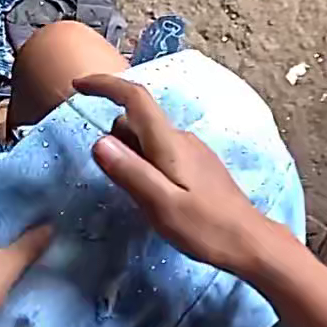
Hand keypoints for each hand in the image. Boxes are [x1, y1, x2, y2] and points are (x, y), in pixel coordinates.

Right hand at [74, 73, 291, 276]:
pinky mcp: (197, 165)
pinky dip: (146, 164)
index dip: (105, 85)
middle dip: (116, 141)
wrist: (249, 242)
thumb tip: (98, 141)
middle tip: (124, 185)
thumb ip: (130, 172)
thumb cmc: (205, 228)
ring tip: (145, 197)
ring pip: (146, 139)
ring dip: (132, 157)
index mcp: (169, 143)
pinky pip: (160, 152)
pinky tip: (159, 197)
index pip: (134, 98)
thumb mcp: (160, 205)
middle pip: (135, 121)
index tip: (77, 85)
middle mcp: (180, 138)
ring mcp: (191, 150)